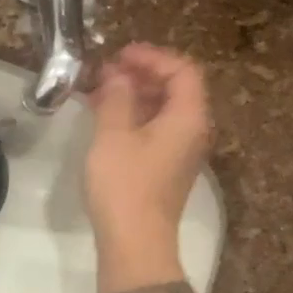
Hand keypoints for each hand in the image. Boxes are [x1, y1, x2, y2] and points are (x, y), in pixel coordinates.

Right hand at [84, 43, 211, 292]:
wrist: (135, 238)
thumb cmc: (124, 184)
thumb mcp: (112, 137)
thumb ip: (115, 100)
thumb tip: (116, 76)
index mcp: (188, 116)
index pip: (182, 71)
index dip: (152, 57)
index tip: (119, 53)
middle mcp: (193, 129)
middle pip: (176, 88)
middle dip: (142, 74)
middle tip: (105, 70)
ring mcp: (181, 150)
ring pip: (164, 109)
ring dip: (135, 95)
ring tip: (99, 91)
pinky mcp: (165, 166)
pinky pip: (155, 127)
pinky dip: (134, 115)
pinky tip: (106, 119)